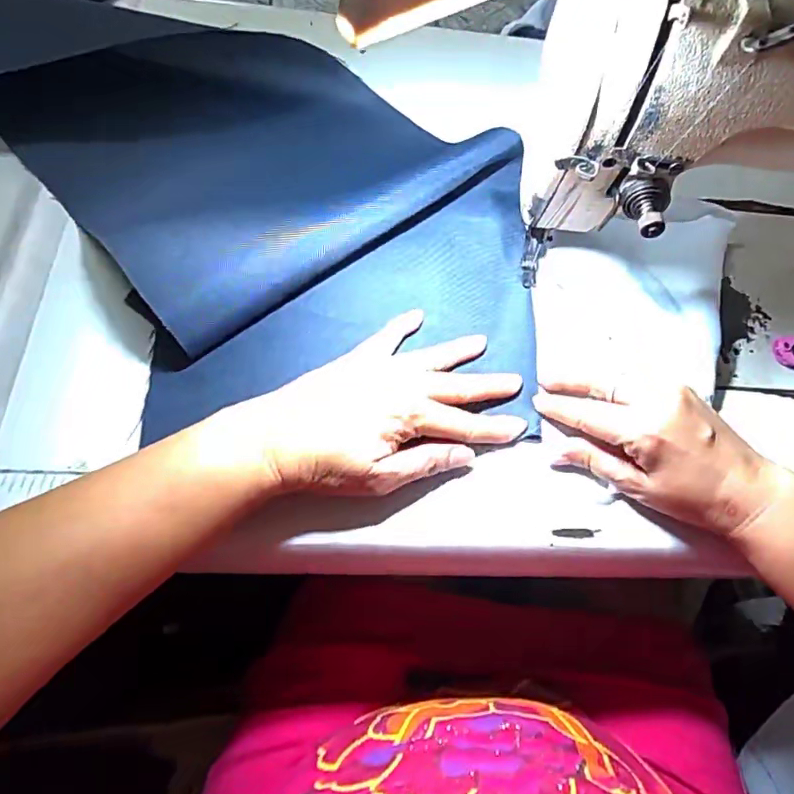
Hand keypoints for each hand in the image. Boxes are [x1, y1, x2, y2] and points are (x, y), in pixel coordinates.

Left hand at [220, 311, 526, 496]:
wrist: (275, 438)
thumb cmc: (326, 465)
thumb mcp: (380, 477)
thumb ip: (425, 462)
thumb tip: (464, 455)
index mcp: (411, 416)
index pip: (463, 426)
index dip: (493, 430)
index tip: (518, 428)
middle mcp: (403, 386)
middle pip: (455, 388)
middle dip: (488, 386)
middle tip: (515, 381)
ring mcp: (381, 369)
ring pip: (429, 358)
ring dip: (456, 351)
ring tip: (480, 342)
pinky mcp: (358, 361)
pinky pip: (385, 338)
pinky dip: (401, 326)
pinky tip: (416, 316)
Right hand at [532, 378, 793, 539]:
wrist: (747, 490)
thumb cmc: (694, 499)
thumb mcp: (639, 488)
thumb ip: (598, 463)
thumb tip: (561, 451)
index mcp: (643, 430)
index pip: (589, 414)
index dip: (561, 409)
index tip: (540, 403)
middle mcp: (656, 401)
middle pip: (602, 383)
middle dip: (570, 382)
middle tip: (545, 381)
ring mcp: (672, 390)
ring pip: (621, 373)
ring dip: (593, 376)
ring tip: (567, 378)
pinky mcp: (683, 388)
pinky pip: (641, 375)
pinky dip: (618, 374)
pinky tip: (604, 379)